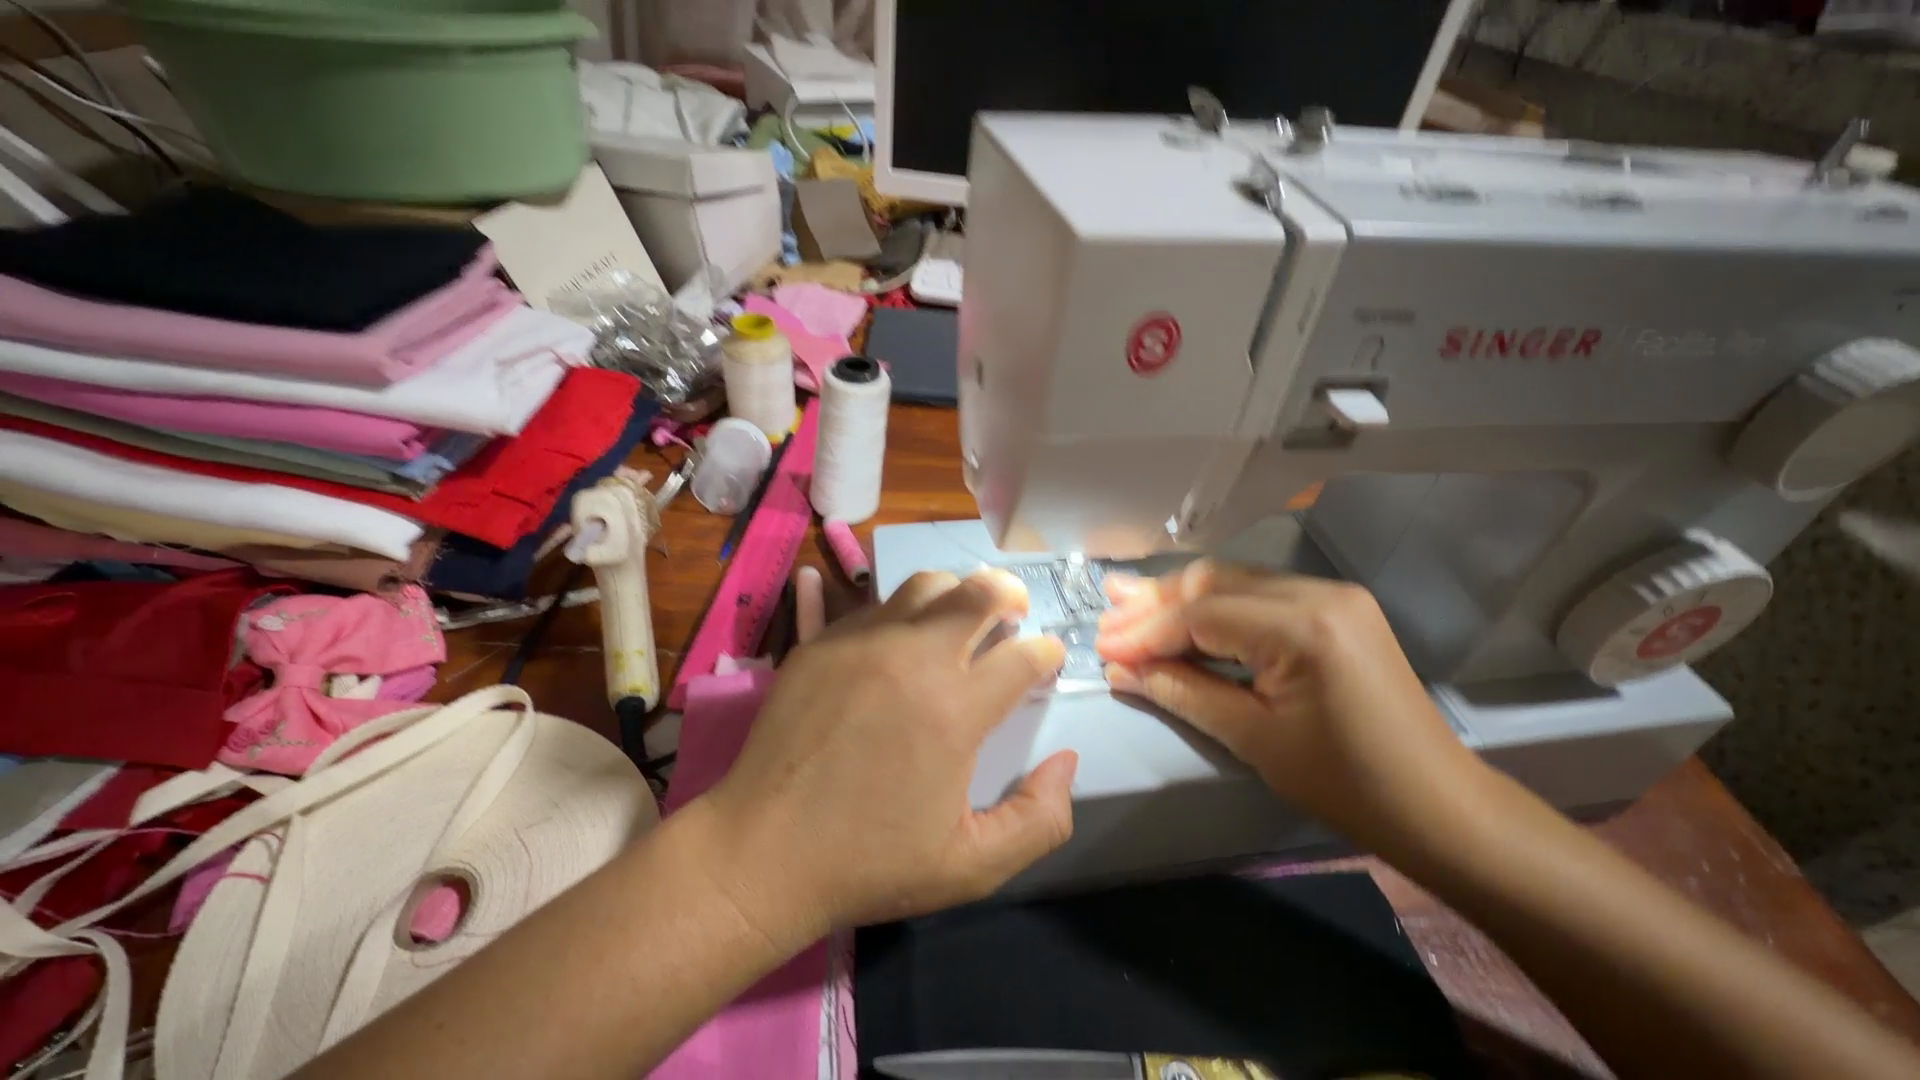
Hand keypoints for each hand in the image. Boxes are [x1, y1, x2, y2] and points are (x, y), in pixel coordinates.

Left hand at [696, 569, 1074, 936]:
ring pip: (924, 585)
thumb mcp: (971, 867)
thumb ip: (1038, 820)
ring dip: (955, 593)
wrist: (762, 853)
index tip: (1047, 661)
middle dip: (1009, 594)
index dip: (1046, 653)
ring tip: (960, 619)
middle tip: (1015, 612)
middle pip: (977, 591)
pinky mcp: (819, 646)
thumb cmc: (869, 864)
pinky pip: (874, 607)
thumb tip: (1066, 761)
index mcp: (954, 711)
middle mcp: (911, 660)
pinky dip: (902, 613)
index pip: (1022, 655)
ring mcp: (860, 645)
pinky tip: (902, 643)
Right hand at [1095, 561, 1493, 850]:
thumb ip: (1181, 692)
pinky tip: (1184, 617)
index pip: (1201, 614)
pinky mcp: (1339, 608)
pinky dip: (1218, 609)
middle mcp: (1319, 592)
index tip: (1101, 649)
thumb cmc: (1344, 783)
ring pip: (1236, 582)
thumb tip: (1119, 670)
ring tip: (1126, 607)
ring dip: (1182, 600)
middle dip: (1156, 603)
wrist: (1436, 804)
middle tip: (1105, 617)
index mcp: (1302, 626)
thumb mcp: (1252, 738)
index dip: (1145, 632)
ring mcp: (1334, 595)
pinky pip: (1262, 596)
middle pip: (1215, 583)